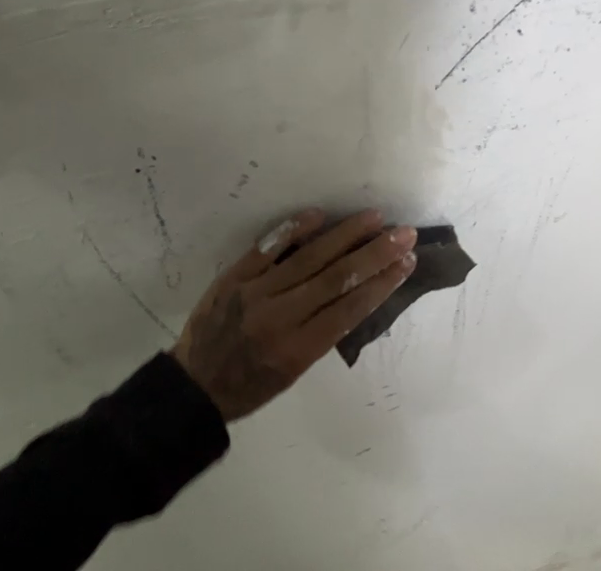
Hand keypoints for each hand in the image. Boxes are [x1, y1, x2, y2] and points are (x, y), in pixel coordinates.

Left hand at [172, 209, 415, 420]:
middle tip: (403, 233)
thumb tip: (361, 290)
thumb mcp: (295, 371)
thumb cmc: (252, 384)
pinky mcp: (234, 276)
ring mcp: (254, 293)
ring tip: (373, 217)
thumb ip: (324, 331)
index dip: (383, 282)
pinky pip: (268, 247)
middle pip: (337, 277)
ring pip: (308, 257)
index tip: (407, 261)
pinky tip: (320, 215)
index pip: (351, 308)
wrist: (193, 385)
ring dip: (345, 234)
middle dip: (375, 253)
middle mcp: (279, 318)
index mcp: (298, 349)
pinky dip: (295, 229)